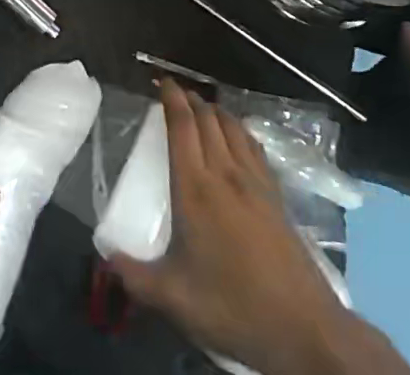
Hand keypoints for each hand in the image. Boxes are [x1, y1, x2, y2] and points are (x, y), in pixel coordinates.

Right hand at [108, 81, 409, 374]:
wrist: (303, 327)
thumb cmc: (232, 307)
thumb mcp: (172, 298)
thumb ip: (133, 275)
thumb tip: (105, 257)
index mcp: (195, 189)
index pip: (182, 127)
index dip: (171, 98)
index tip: (161, 82)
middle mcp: (226, 175)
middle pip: (208, 119)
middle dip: (191, 99)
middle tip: (175, 92)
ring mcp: (256, 183)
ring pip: (234, 128)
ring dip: (215, 111)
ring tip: (202, 109)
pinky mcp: (276, 196)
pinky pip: (254, 147)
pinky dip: (240, 131)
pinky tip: (237, 139)